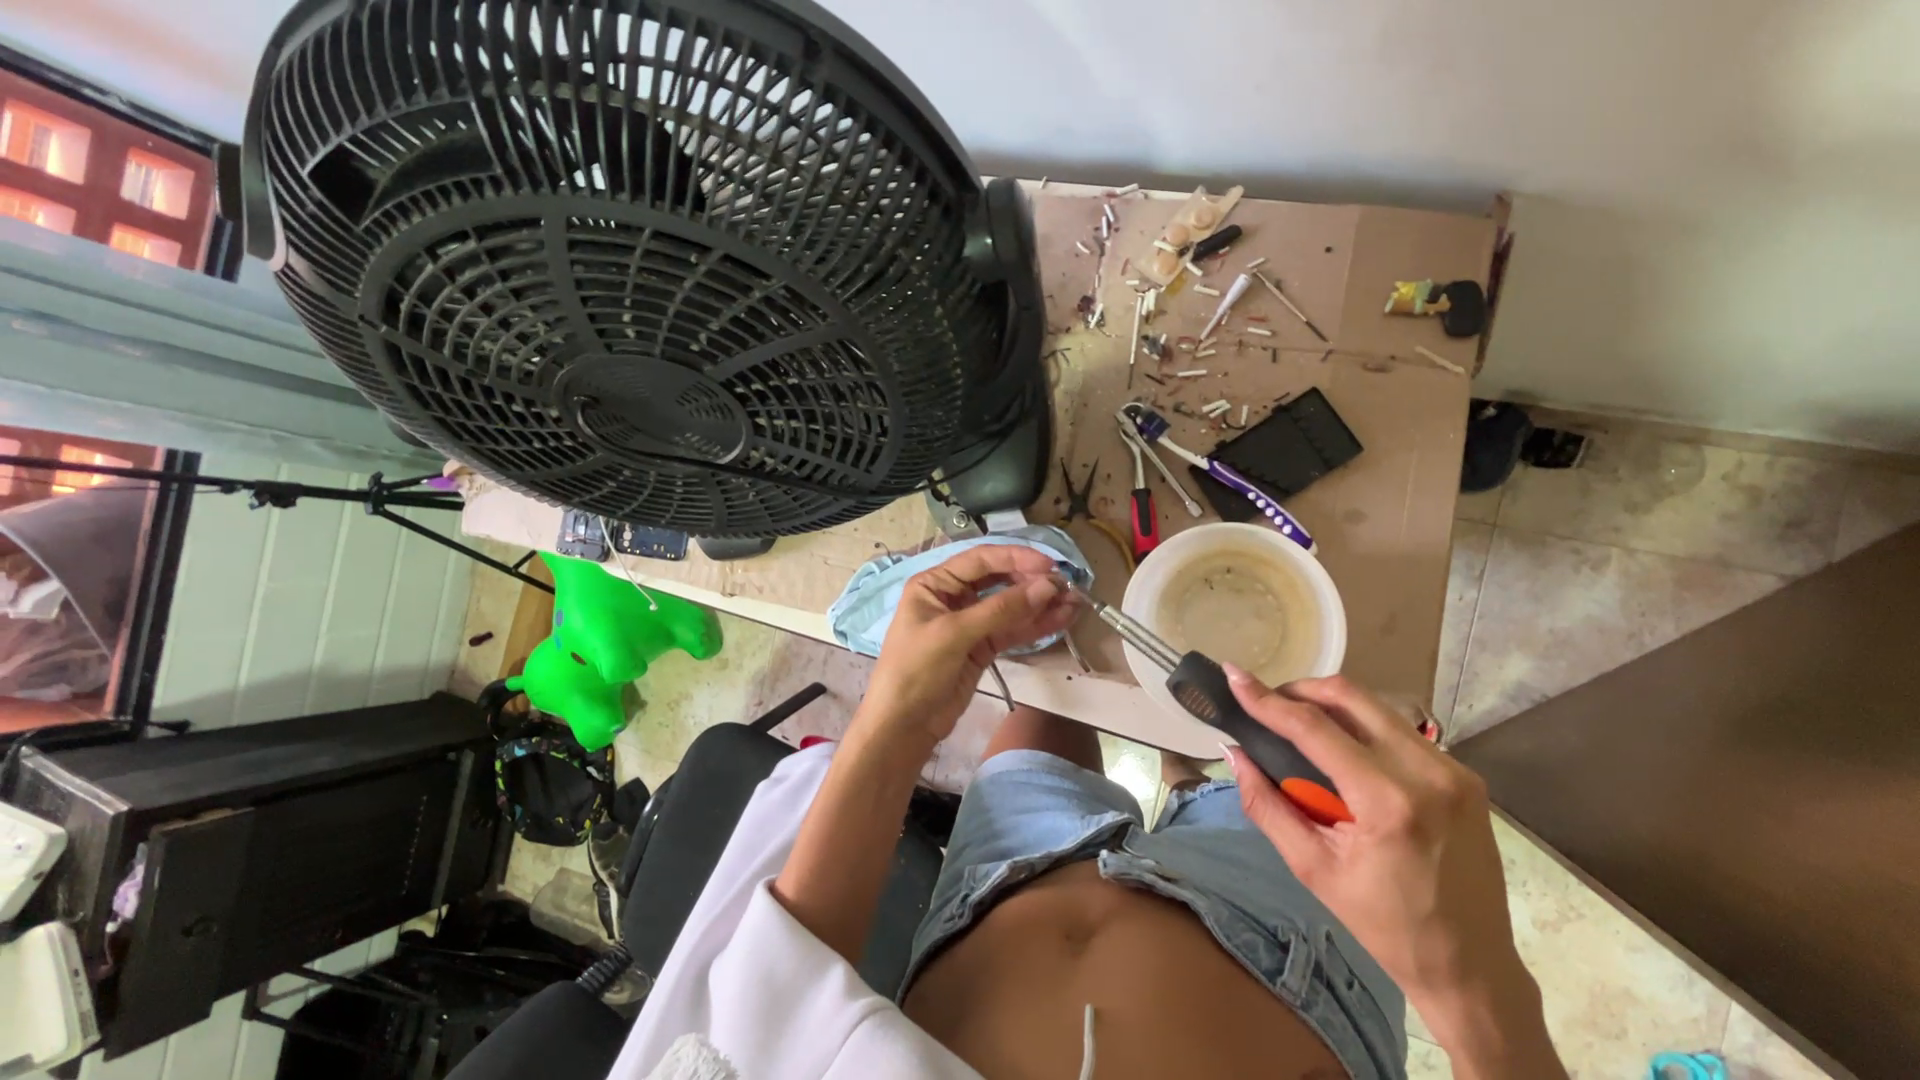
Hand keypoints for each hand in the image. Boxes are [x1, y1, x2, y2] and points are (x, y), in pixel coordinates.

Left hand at [860, 545, 1074, 747]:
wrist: (902, 726)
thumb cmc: (915, 671)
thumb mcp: (954, 635)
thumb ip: (1000, 610)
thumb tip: (1047, 586)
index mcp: (934, 584)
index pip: (981, 560)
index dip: (1016, 558)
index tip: (1050, 566)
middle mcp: (952, 597)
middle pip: (999, 580)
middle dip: (1032, 581)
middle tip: (1067, 586)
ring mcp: (969, 623)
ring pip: (1011, 606)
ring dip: (1041, 604)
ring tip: (1075, 601)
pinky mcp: (982, 648)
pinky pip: (1013, 630)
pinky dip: (1036, 625)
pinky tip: (1062, 618)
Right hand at [1218, 669, 1526, 1009]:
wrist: (1471, 964)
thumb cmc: (1385, 925)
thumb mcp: (1313, 869)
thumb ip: (1268, 806)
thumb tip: (1235, 753)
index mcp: (1389, 802)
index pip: (1315, 729)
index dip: (1268, 700)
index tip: (1234, 676)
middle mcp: (1429, 772)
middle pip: (1351, 697)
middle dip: (1301, 691)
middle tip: (1267, 703)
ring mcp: (1455, 771)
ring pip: (1378, 708)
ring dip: (1332, 707)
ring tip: (1298, 728)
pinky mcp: (1466, 777)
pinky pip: (1401, 732)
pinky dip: (1363, 730)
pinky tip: (1343, 753)